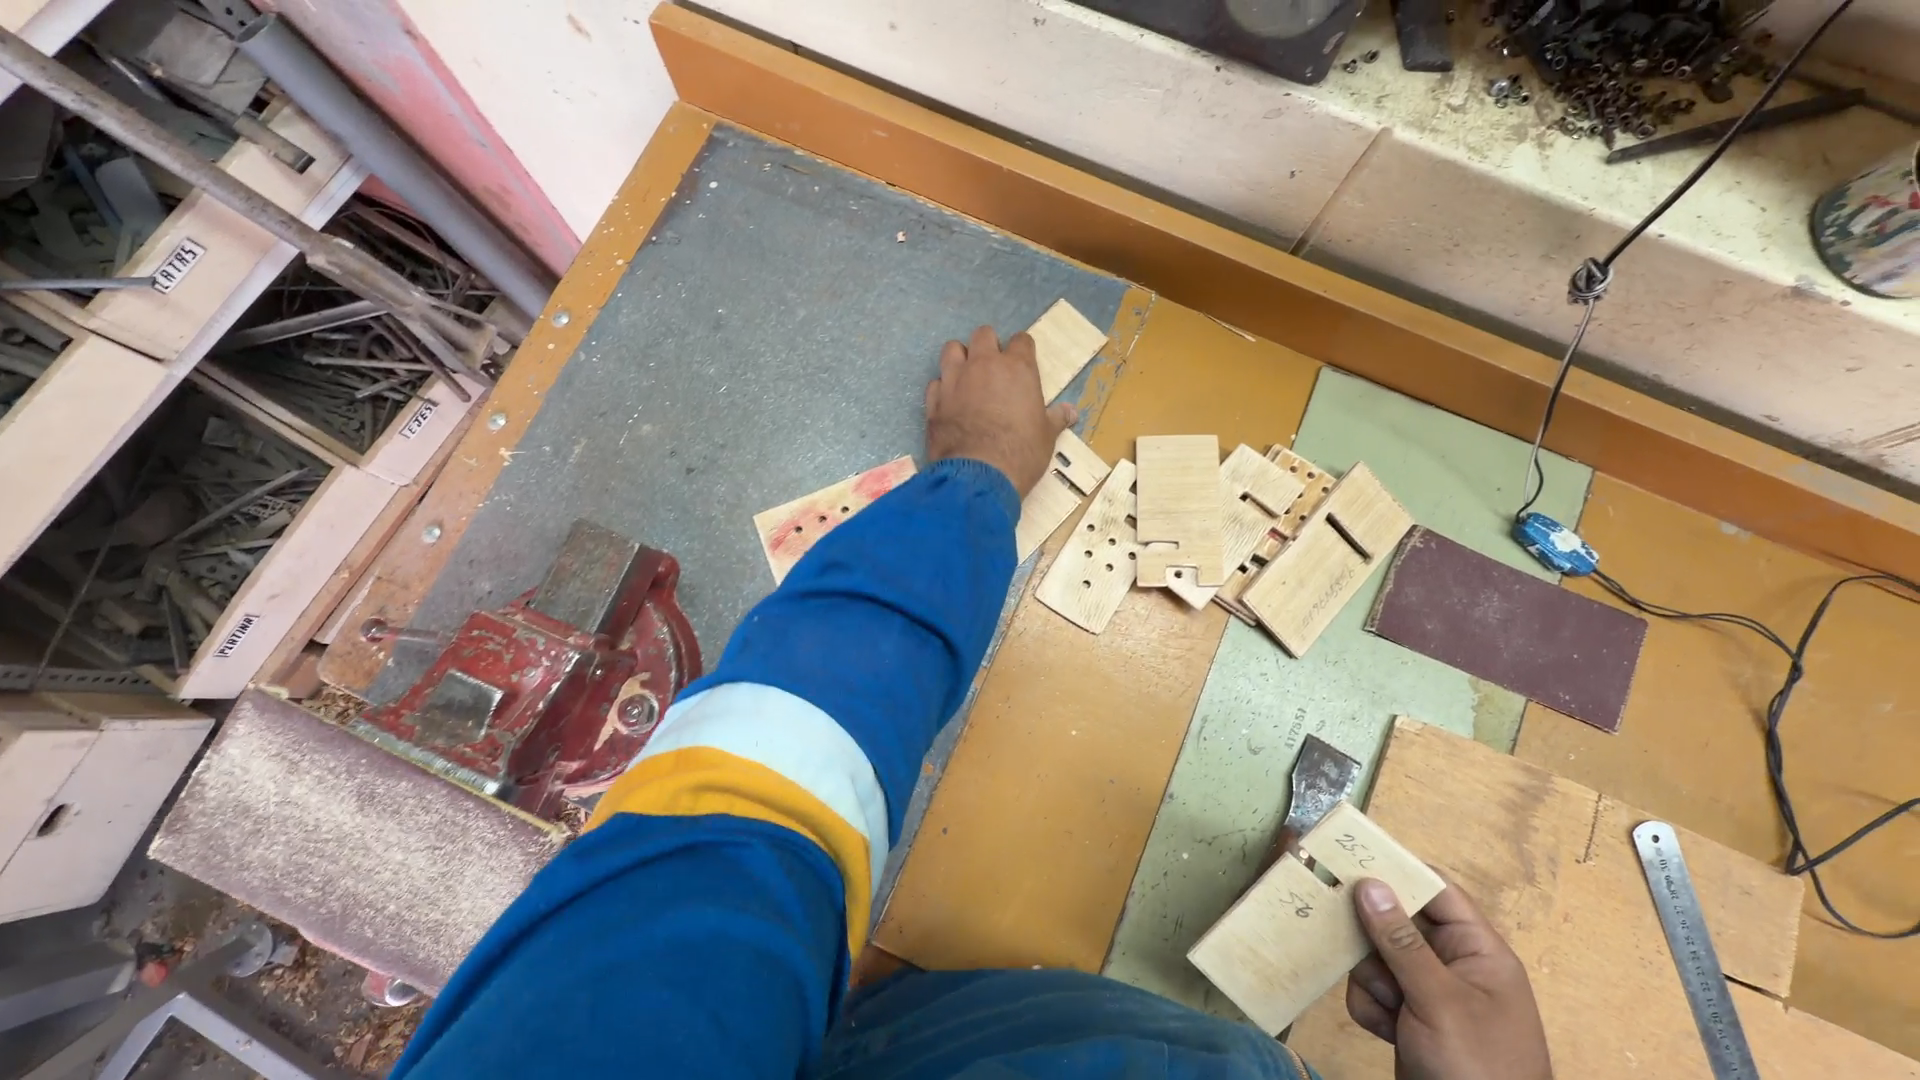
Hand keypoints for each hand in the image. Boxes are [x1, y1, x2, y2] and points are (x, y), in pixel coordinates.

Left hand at [925, 326, 1076, 495]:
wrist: (978, 476)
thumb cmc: (1021, 453)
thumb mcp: (1047, 436)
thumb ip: (1055, 419)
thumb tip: (1071, 412)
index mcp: (1017, 368)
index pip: (1021, 341)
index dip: (1022, 351)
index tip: (1023, 364)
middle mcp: (983, 365)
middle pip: (983, 335)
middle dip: (989, 345)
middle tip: (993, 367)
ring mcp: (954, 380)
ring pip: (952, 349)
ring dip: (960, 358)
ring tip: (967, 376)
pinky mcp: (934, 401)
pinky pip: (935, 383)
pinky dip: (942, 388)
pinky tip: (949, 402)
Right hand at [1346, 879, 1551, 1079]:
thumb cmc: (1477, 1067)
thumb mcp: (1439, 1000)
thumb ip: (1401, 940)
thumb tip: (1368, 881)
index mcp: (1477, 951)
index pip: (1435, 891)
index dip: (1397, 870)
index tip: (1349, 857)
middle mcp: (1452, 965)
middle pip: (1396, 922)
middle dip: (1373, 940)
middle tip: (1346, 939)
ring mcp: (1428, 994)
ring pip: (1376, 958)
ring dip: (1372, 982)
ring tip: (1389, 1011)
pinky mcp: (1407, 1020)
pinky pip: (1372, 991)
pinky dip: (1370, 1008)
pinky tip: (1385, 1031)